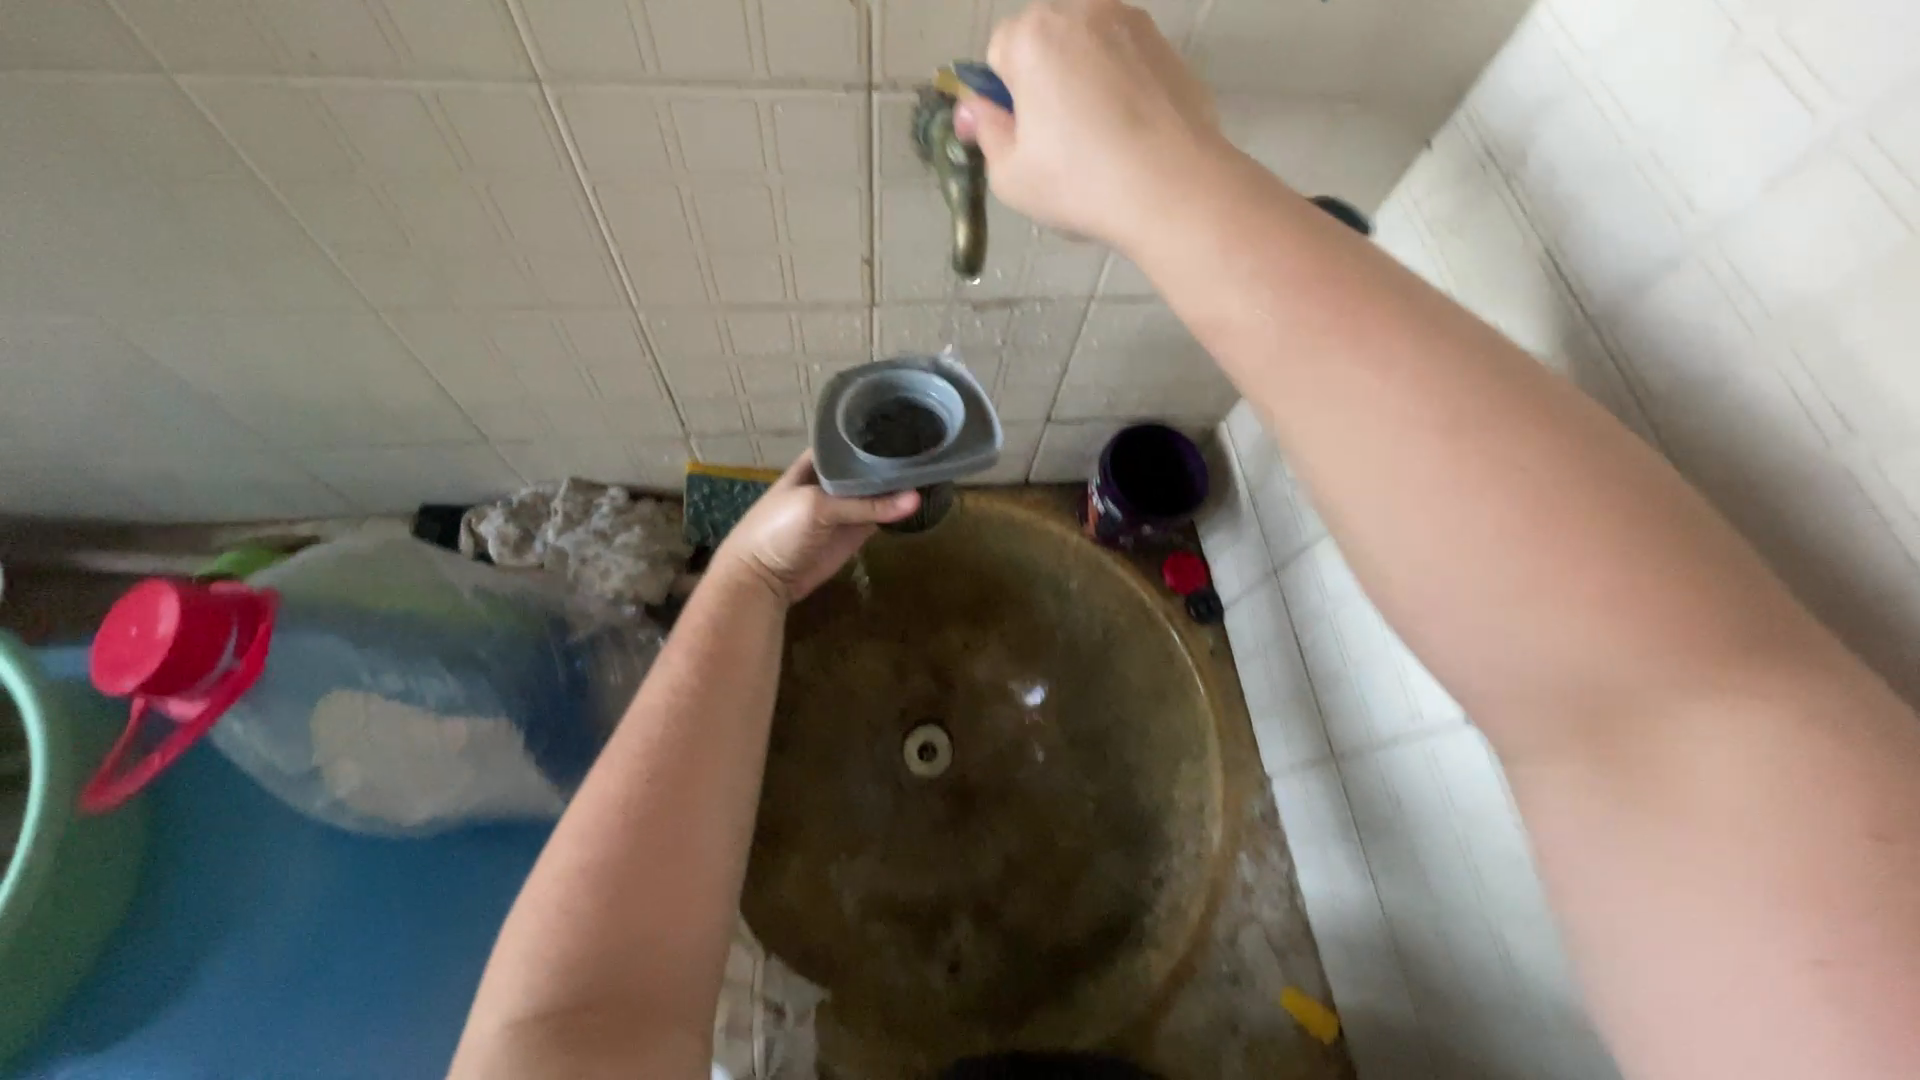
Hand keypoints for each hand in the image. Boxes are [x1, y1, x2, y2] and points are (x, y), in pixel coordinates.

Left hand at [710, 452, 919, 604]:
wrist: (763, 577)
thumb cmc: (778, 529)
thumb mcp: (818, 507)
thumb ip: (866, 503)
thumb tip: (916, 499)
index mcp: (819, 461)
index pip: (853, 439)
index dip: (877, 431)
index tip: (911, 421)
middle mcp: (835, 478)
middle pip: (870, 464)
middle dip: (895, 458)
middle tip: (932, 446)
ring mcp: (847, 506)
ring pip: (879, 491)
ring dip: (901, 485)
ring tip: (935, 467)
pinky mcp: (856, 532)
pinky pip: (881, 516)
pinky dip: (899, 511)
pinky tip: (925, 498)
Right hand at [953, 0, 1224, 252]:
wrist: (1174, 189)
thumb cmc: (1080, 183)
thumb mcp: (1010, 175)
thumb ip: (986, 132)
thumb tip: (974, 108)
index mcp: (1033, 36)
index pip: (997, 53)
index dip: (1002, 97)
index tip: (1017, 137)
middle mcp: (1082, 12)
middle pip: (1044, 40)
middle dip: (1042, 80)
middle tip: (1056, 143)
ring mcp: (1132, 24)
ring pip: (1088, 48)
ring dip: (1082, 80)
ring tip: (1097, 139)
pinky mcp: (1169, 47)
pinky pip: (1127, 62)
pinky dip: (1121, 88)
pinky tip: (1130, 134)